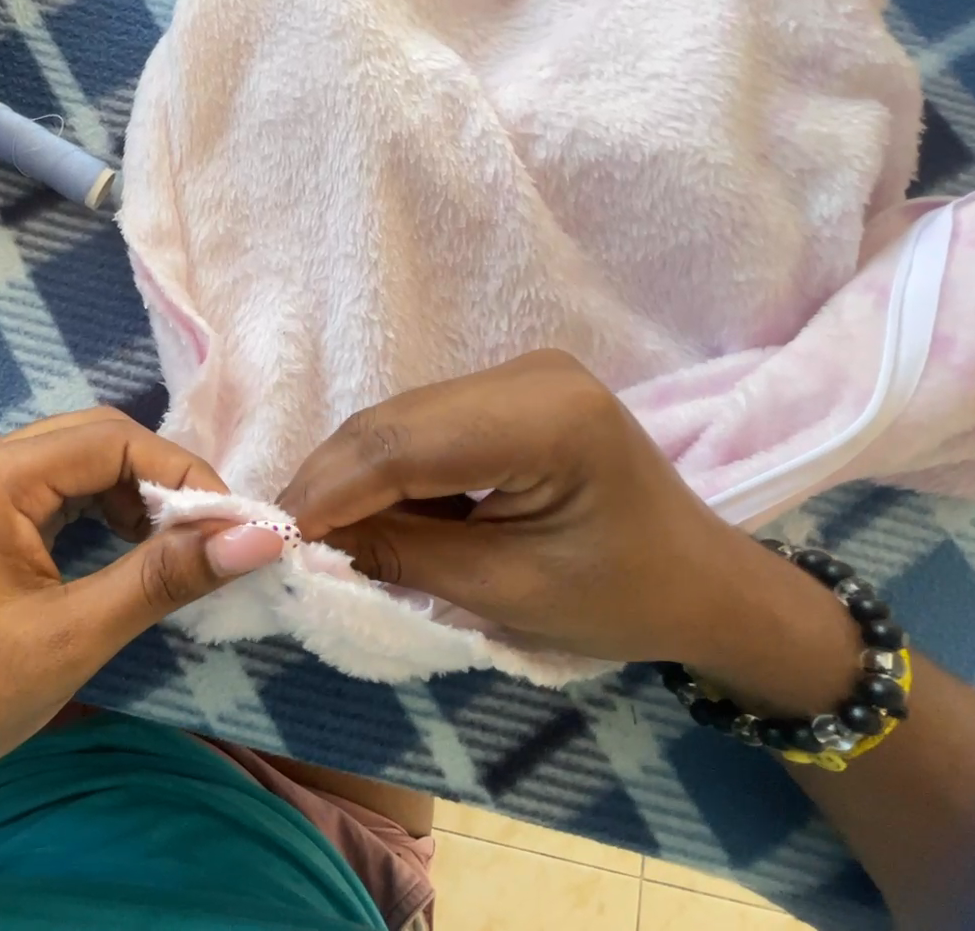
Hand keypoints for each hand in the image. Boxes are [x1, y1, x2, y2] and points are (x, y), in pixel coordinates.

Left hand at [0, 407, 284, 795]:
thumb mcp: (71, 637)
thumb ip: (163, 577)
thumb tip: (256, 538)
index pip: (112, 440)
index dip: (183, 474)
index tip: (235, 525)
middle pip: (95, 438)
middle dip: (161, 479)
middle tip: (211, 535)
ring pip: (76, 461)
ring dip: (133, 493)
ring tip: (174, 545)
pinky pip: (54, 490)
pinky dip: (101, 510)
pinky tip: (126, 546)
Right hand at [276, 350, 854, 694]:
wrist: (704, 582)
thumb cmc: (621, 599)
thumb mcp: (501, 590)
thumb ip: (395, 556)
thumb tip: (300, 542)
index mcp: (549, 418)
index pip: (402, 447)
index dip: (328, 493)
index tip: (270, 540)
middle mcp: (524, 374)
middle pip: (387, 426)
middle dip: (325, 486)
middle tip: (279, 539)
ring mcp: (509, 375)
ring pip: (388, 424)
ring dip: (342, 479)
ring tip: (309, 532)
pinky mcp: (495, 394)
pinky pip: (408, 429)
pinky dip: (373, 474)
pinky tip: (357, 512)